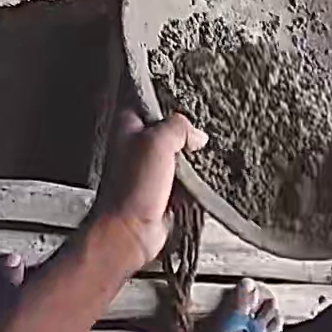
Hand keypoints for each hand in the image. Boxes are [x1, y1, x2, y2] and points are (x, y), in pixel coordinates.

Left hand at [89, 110, 207, 271]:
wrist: (130, 231)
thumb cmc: (133, 186)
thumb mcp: (159, 142)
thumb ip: (178, 127)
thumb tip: (196, 135)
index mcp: (128, 125)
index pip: (151, 100)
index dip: (170, 101)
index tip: (191, 102)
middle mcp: (136, 144)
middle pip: (169, 129)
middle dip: (186, 134)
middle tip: (199, 137)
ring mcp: (149, 168)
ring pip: (179, 154)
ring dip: (191, 159)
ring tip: (203, 158)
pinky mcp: (161, 189)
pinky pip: (184, 178)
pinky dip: (193, 180)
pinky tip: (202, 178)